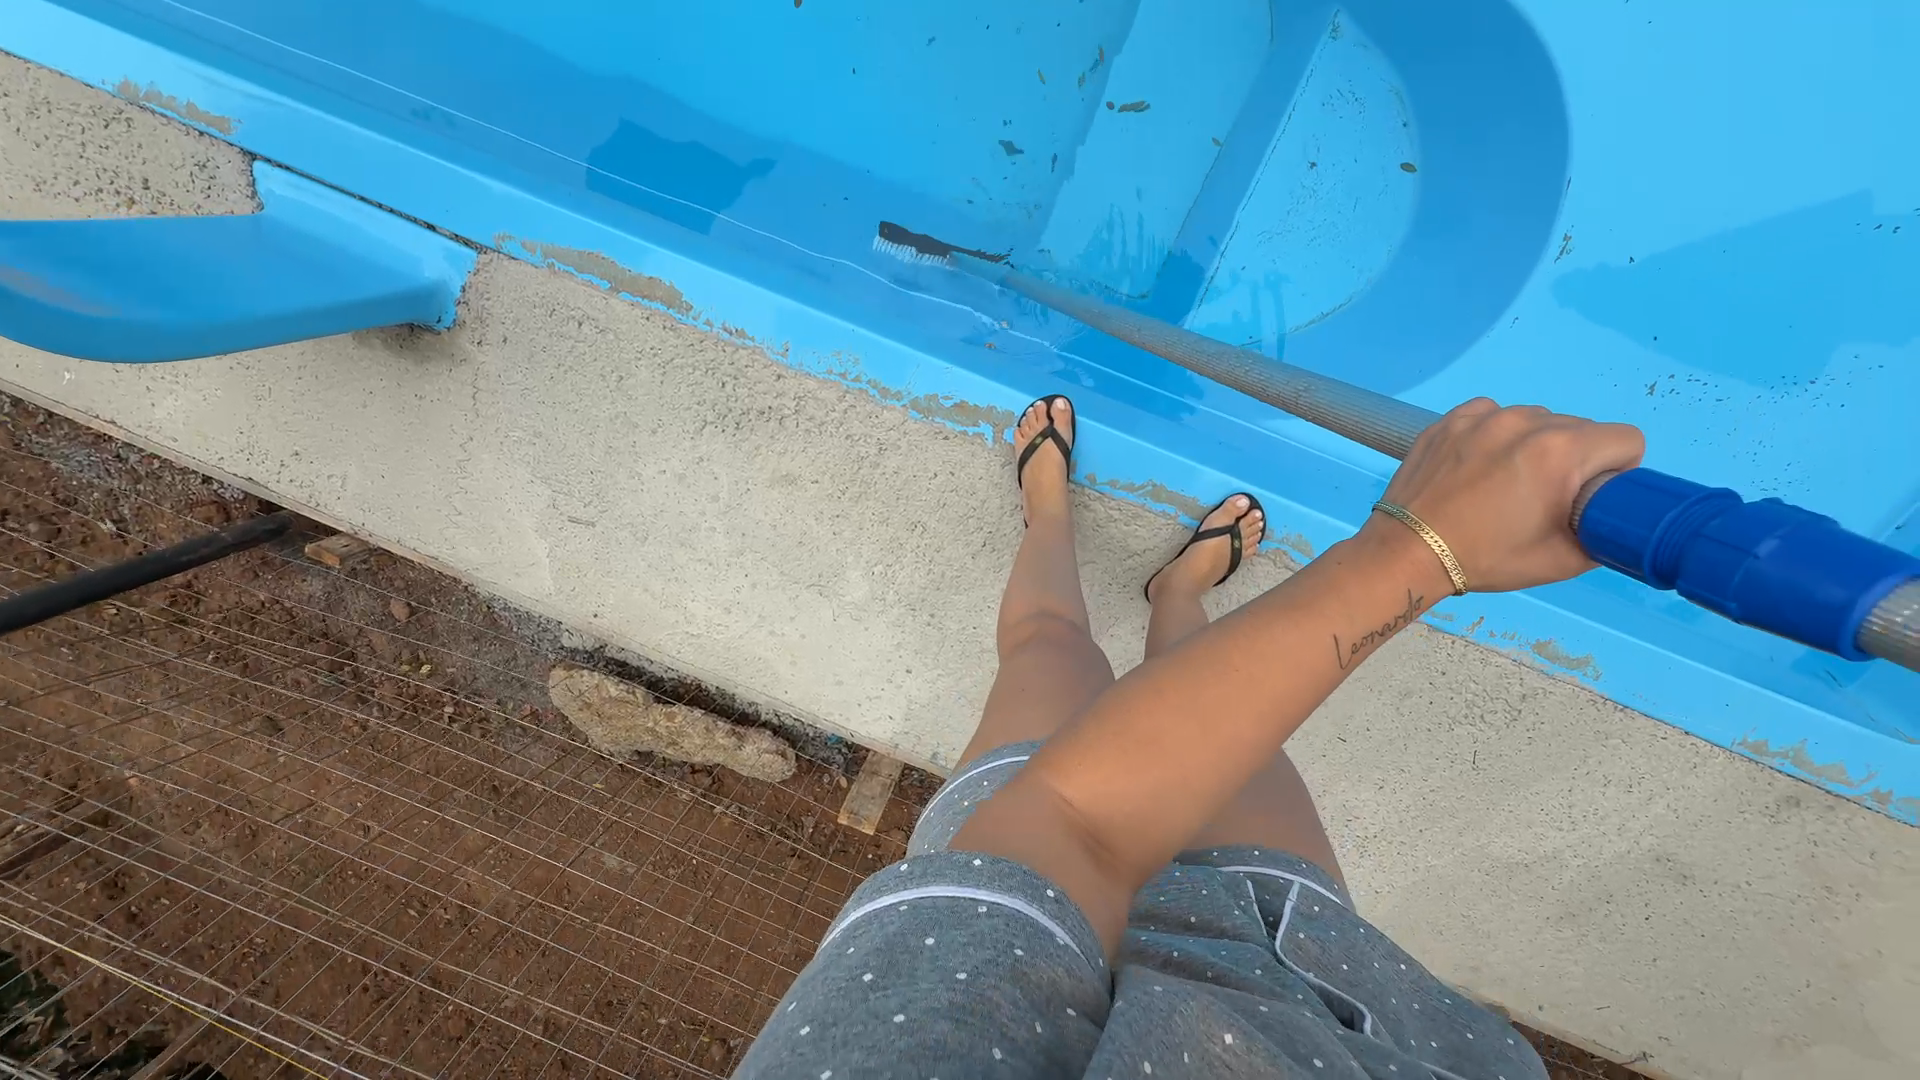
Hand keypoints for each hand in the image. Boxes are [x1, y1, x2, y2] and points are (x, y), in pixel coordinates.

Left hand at [1374, 398, 1644, 592]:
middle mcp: (1521, 422)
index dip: (1617, 470)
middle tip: (1541, 496)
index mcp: (1559, 450)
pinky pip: (1488, 414)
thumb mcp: (1562, 558)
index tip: (1587, 495)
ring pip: (1533, 420)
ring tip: (1504, 481)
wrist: (1407, 551)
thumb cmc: (1484, 557)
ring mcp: (1478, 418)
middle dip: (1574, 459)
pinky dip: (1492, 433)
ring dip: (1532, 444)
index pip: (1625, 440)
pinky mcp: (1445, 423)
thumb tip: (1612, 519)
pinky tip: (1478, 462)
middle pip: (1579, 429)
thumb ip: (1606, 532)